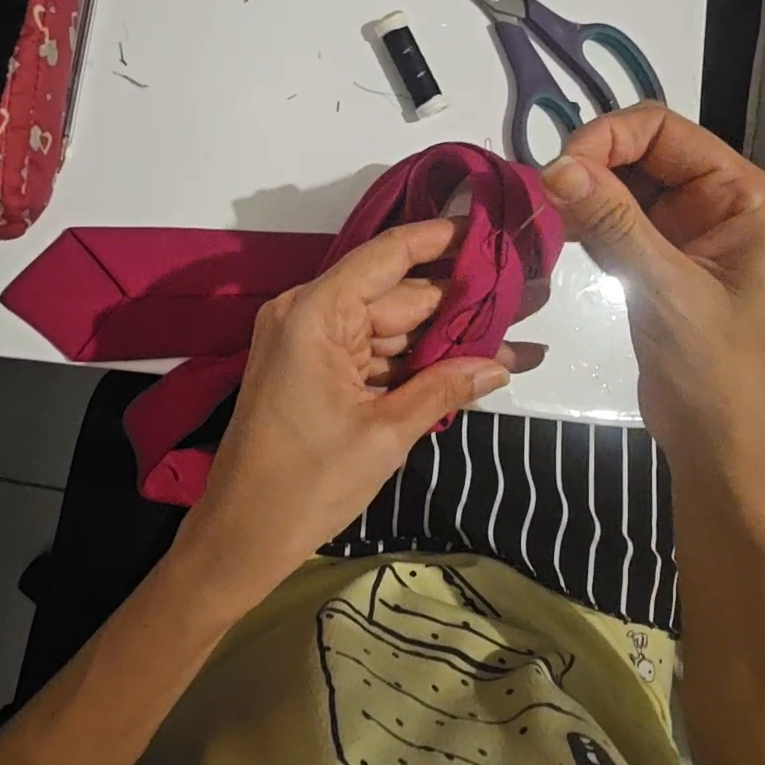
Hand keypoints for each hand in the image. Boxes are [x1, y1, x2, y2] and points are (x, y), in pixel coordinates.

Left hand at [174, 219, 530, 606]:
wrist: (241, 536)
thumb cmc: (307, 485)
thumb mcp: (384, 435)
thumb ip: (444, 388)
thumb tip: (502, 363)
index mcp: (316, 313)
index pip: (388, 255)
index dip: (441, 238)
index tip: (491, 228)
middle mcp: (307, 313)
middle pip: (396, 294)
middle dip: (457, 303)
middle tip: (524, 301)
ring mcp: (307, 340)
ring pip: (388, 325)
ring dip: (440, 336)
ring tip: (508, 339)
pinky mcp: (311, 367)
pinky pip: (370, 350)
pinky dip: (410, 360)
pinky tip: (463, 366)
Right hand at [541, 105, 764, 496]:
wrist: (728, 450)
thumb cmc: (719, 373)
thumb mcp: (667, 290)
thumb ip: (613, 222)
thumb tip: (555, 163)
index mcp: (744, 196)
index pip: (665, 130)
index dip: (606, 138)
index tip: (557, 171)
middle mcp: (717, 202)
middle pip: (641, 153)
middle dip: (589, 166)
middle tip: (541, 198)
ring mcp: (686, 232)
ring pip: (621, 187)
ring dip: (581, 195)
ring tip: (544, 219)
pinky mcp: (658, 260)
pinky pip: (614, 221)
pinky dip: (583, 223)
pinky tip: (559, 238)